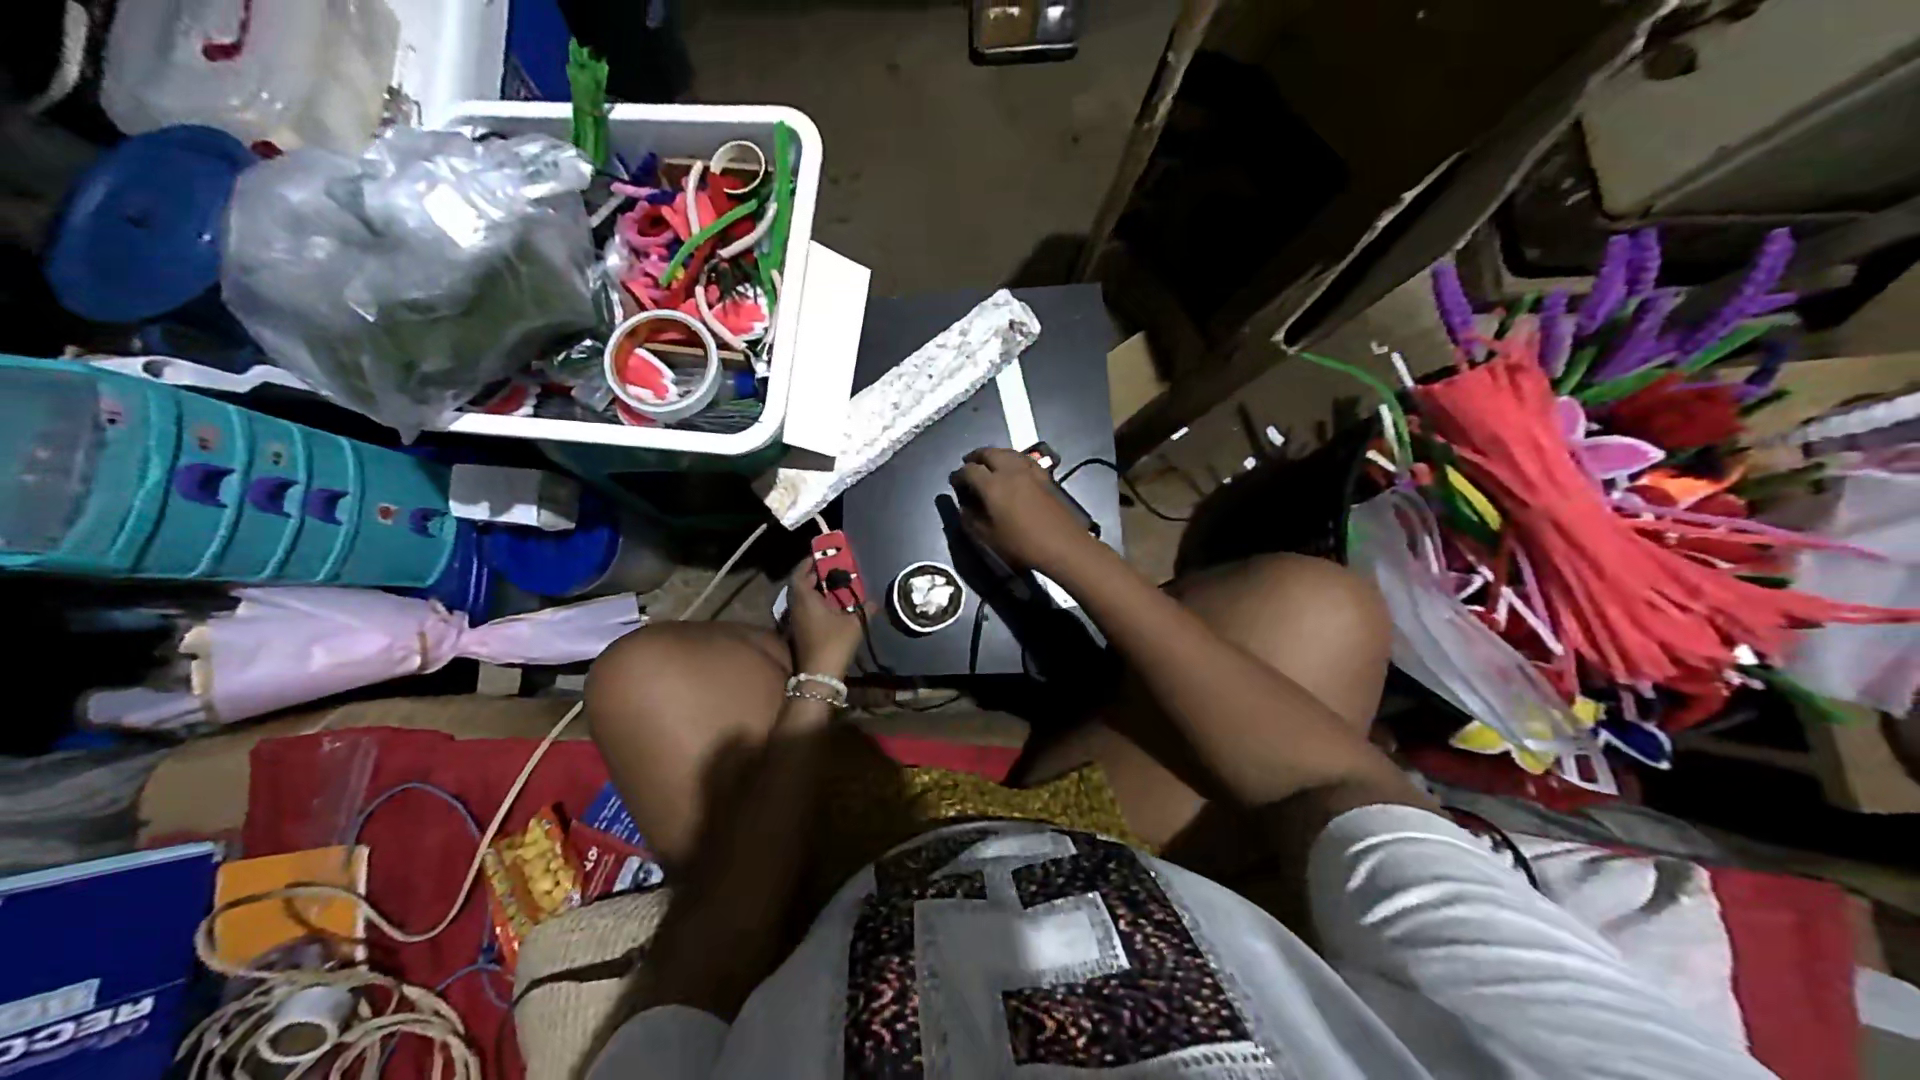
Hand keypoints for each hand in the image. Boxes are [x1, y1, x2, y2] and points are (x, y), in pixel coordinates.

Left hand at [785, 559, 865, 675]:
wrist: (819, 675)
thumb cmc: (834, 643)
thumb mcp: (854, 623)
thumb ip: (865, 608)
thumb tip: (875, 601)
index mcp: (805, 598)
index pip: (799, 573)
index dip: (808, 562)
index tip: (820, 555)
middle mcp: (795, 606)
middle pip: (799, 584)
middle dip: (812, 574)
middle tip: (830, 568)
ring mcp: (795, 620)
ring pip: (801, 597)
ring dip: (814, 589)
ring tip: (833, 585)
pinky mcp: (799, 631)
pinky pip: (804, 609)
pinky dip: (814, 602)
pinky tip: (830, 605)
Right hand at [949, 447, 1097, 573]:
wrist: (1063, 545)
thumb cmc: (1021, 544)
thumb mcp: (987, 537)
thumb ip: (970, 518)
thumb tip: (964, 506)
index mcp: (992, 484)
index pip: (969, 470)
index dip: (958, 475)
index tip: (954, 482)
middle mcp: (1010, 471)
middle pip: (988, 453)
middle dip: (975, 457)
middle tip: (968, 465)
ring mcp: (1030, 471)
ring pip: (1007, 452)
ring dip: (994, 455)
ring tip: (988, 464)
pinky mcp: (1044, 476)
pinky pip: (1023, 459)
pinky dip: (1012, 459)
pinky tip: (1012, 468)